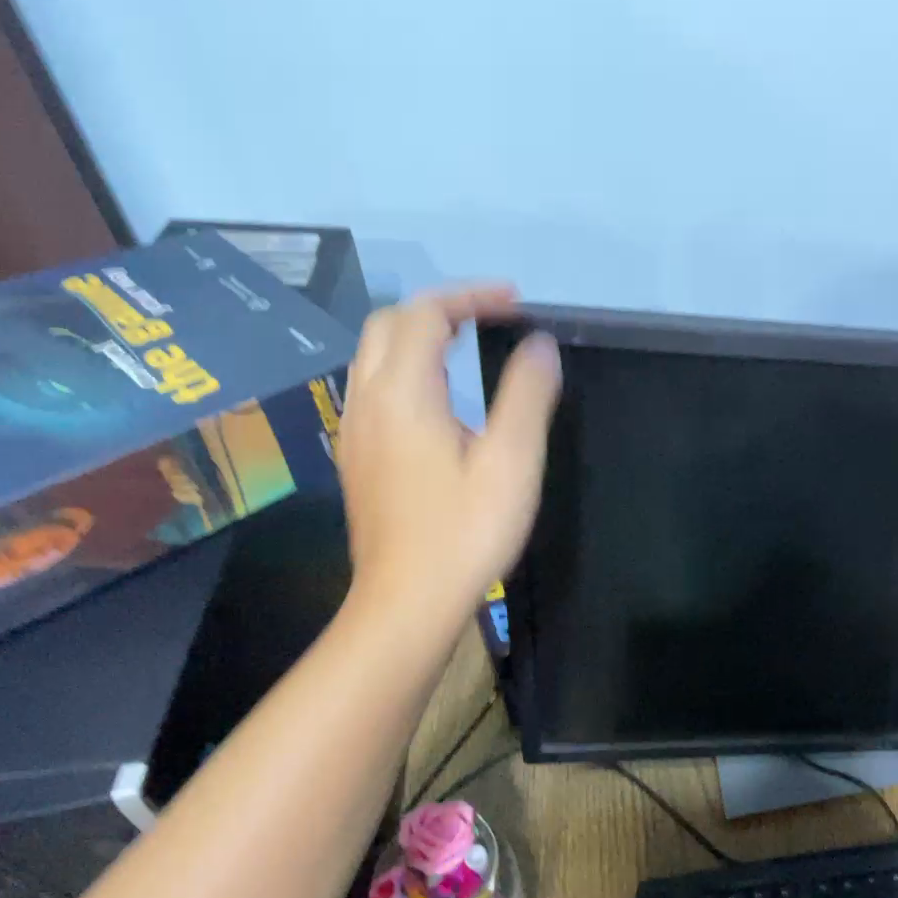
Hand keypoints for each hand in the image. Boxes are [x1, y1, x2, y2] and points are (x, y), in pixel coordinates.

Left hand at [336, 284, 560, 627]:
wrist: (406, 601)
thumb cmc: (465, 532)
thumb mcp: (511, 462)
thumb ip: (527, 396)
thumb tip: (541, 347)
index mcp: (404, 394)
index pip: (425, 314)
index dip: (470, 296)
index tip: (516, 303)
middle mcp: (368, 401)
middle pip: (389, 324)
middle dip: (440, 307)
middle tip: (492, 316)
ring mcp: (355, 429)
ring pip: (375, 355)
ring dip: (420, 335)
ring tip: (470, 342)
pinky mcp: (357, 456)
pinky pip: (374, 386)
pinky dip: (408, 366)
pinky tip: (443, 395)